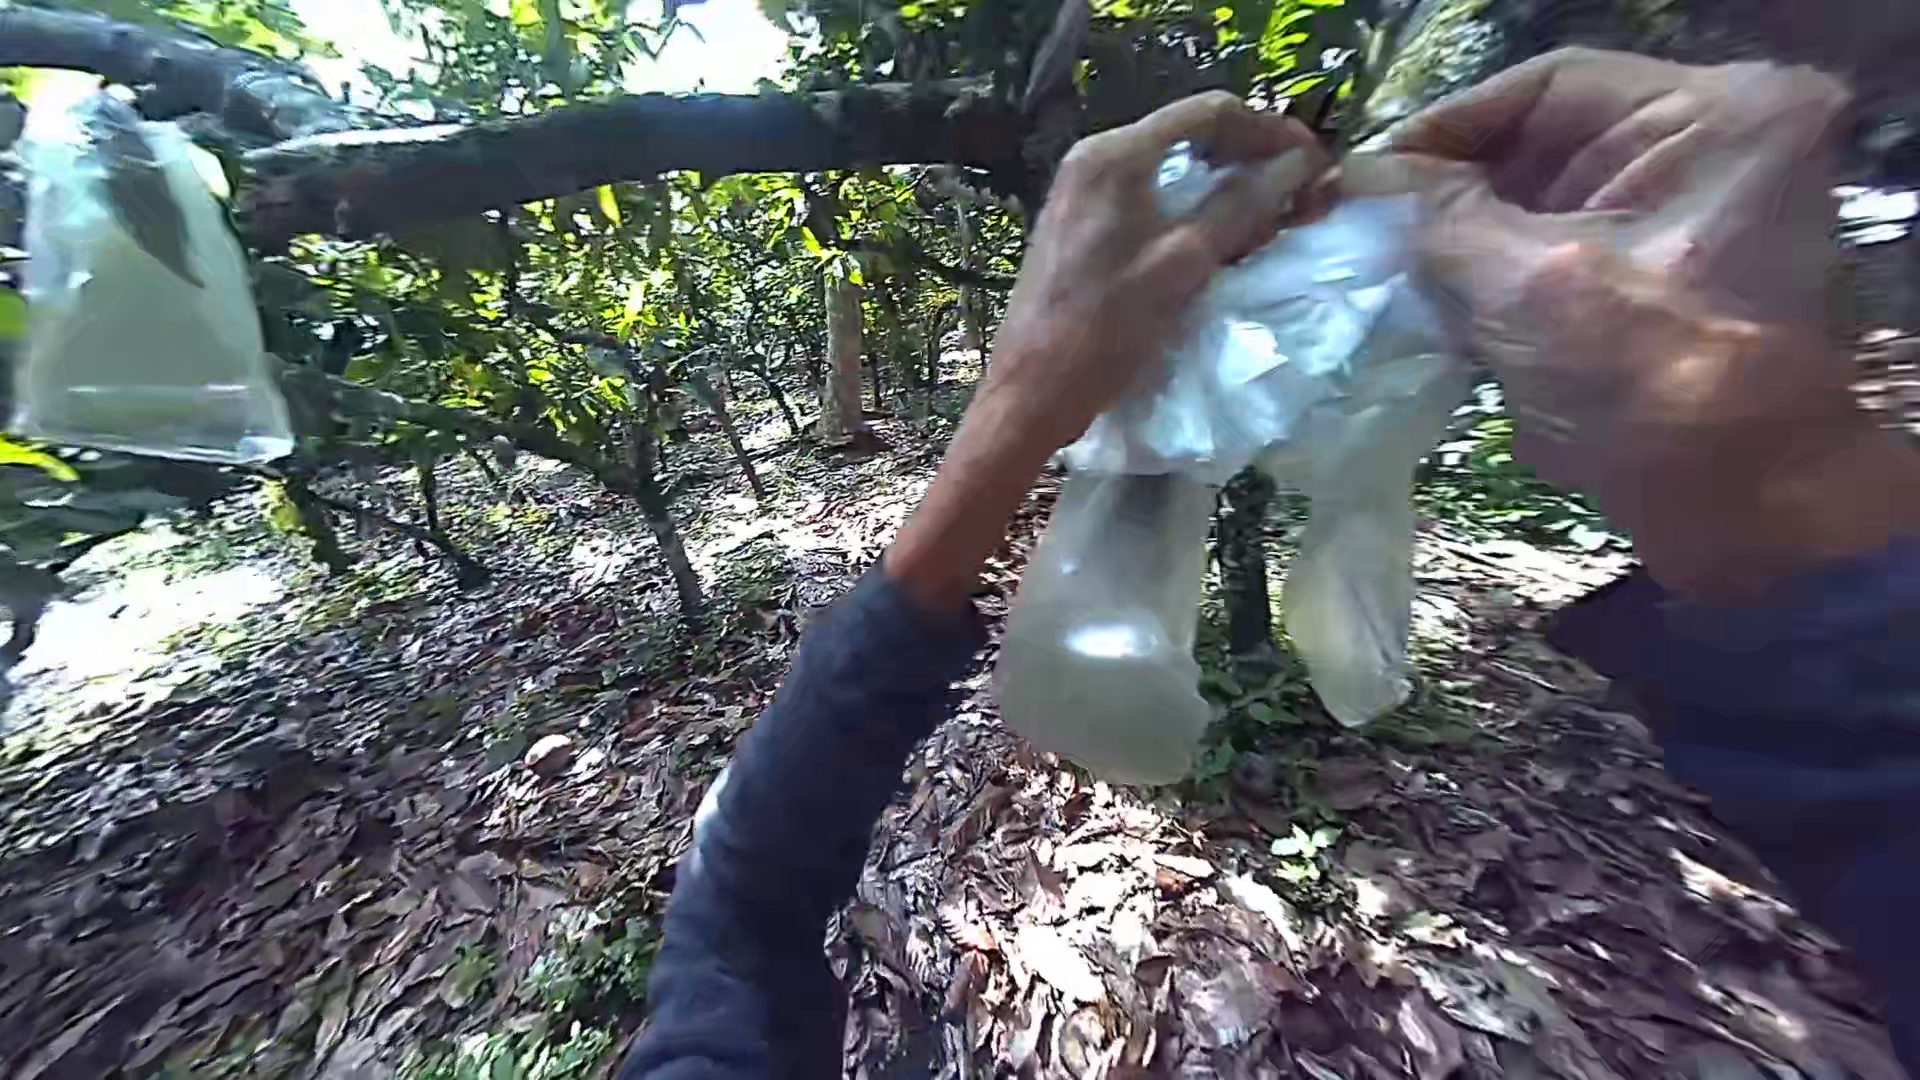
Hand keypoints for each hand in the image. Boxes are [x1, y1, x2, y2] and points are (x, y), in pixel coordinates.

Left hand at [888, 93, 1327, 610]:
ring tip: (1257, 232)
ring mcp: (1076, 205)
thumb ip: (1239, 207)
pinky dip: (1179, 227)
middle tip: (1288, 203)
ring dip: (1214, 201)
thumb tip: (1295, 163)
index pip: (1208, 115)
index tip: (1310, 164)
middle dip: (1242, 169)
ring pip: (1163, 184)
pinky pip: (1140, 216)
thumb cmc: (1100, 333)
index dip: (1268, 131)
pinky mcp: (1073, 241)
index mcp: (1112, 157)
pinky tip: (1207, 254)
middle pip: (1185, 145)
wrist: (1030, 396)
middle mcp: (1088, 167)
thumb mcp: (1179, 267)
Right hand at [1391, 48, 1848, 327]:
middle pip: (1520, 145)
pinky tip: (1393, 291)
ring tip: (1359, 257)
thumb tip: (1357, 181)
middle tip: (1349, 222)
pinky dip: (1445, 271)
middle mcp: (1673, 152)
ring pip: (1501, 204)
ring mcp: (1627, 218)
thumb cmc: (1637, 365)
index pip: (1546, 87)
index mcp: (1704, 117)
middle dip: (1429, 188)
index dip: (1445, 126)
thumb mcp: (1530, 278)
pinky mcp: (1588, 275)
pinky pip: (1501, 253)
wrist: (1697, 474)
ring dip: (1429, 235)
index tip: (1363, 176)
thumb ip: (1442, 219)